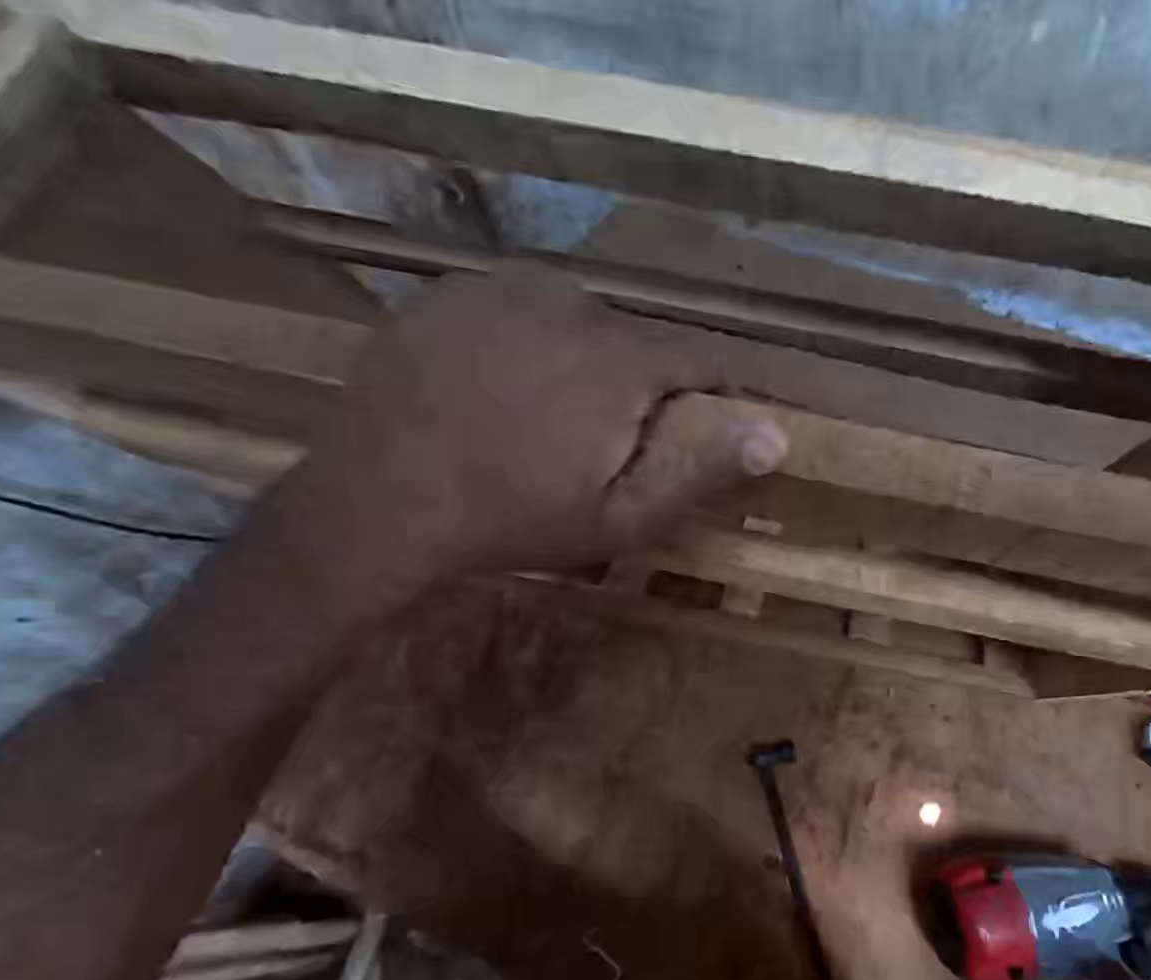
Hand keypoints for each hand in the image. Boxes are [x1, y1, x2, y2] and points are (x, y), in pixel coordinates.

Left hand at [280, 268, 787, 578]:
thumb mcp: (623, 518)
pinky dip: (539, 339)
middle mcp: (568, 303)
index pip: (701, 358)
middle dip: (646, 383)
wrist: (373, 506)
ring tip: (558, 413)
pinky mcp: (454, 290)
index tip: (698, 432)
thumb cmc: (514, 521)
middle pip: (643, 339)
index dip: (712, 395)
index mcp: (617, 360)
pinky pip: (528, 307)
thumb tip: (778, 434)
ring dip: (593, 359)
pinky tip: (509, 384)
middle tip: (612, 439)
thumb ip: (704, 470)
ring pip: (587, 319)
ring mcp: (502, 288)